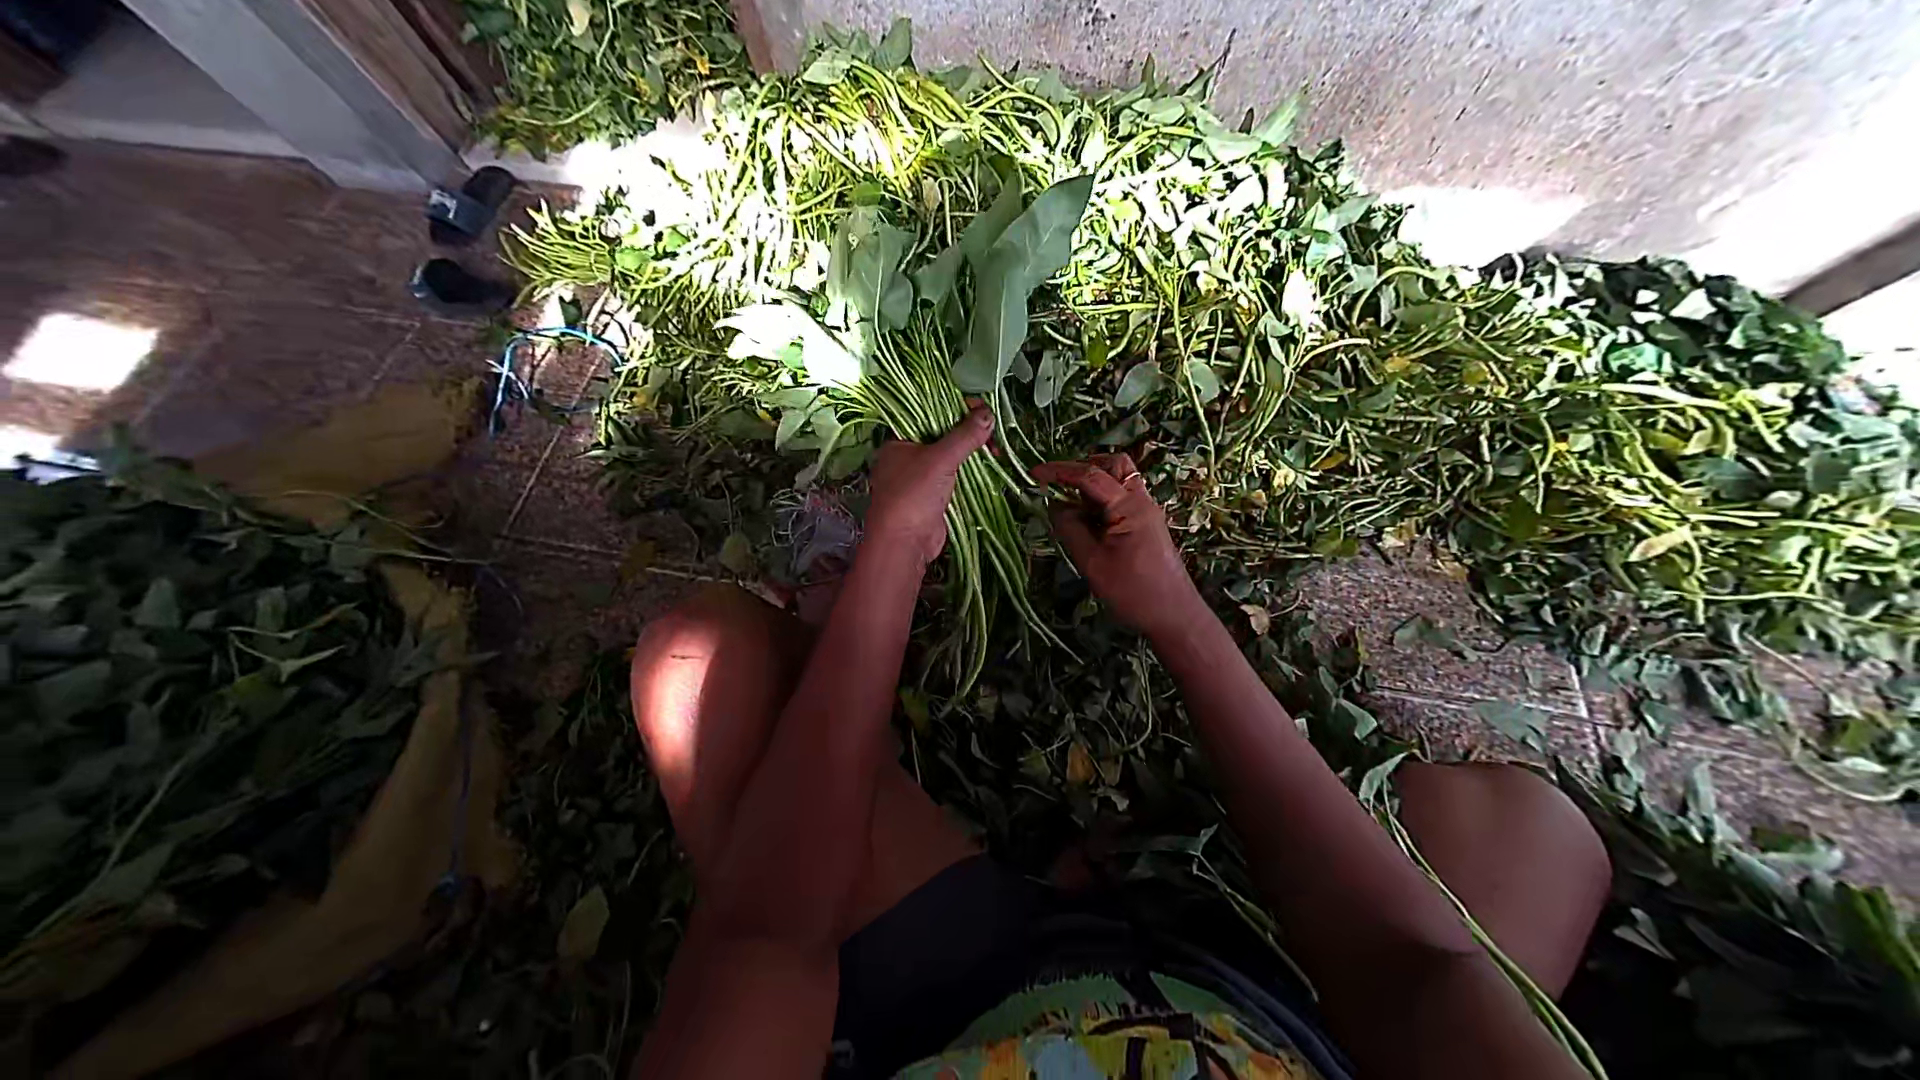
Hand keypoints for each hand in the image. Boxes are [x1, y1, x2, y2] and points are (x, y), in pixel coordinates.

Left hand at [865, 405, 994, 566]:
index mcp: (899, 441)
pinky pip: (954, 476)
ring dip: (972, 453)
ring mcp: (919, 478)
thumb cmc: (912, 495)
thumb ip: (964, 436)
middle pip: (942, 435)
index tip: (981, 408)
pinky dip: (970, 471)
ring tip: (996, 450)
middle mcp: (906, 457)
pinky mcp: (932, 496)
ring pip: (950, 457)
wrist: (904, 543)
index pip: (929, 413)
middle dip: (968, 432)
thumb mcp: (939, 460)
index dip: (955, 408)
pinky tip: (989, 466)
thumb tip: (988, 413)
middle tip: (994, 434)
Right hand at [1031, 453, 1207, 639]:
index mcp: (1129, 506)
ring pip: (1118, 480)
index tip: (1034, 474)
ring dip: (1092, 485)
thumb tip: (1054, 505)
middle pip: (1114, 465)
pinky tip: (1085, 521)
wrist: (1174, 616)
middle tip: (1057, 485)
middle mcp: (1141, 501)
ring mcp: (1146, 511)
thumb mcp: (1091, 562)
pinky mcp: (1145, 524)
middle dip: (1083, 467)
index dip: (1059, 471)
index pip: (1090, 475)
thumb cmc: (1132, 592)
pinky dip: (1100, 500)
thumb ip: (1070, 529)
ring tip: (1069, 507)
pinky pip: (1121, 499)